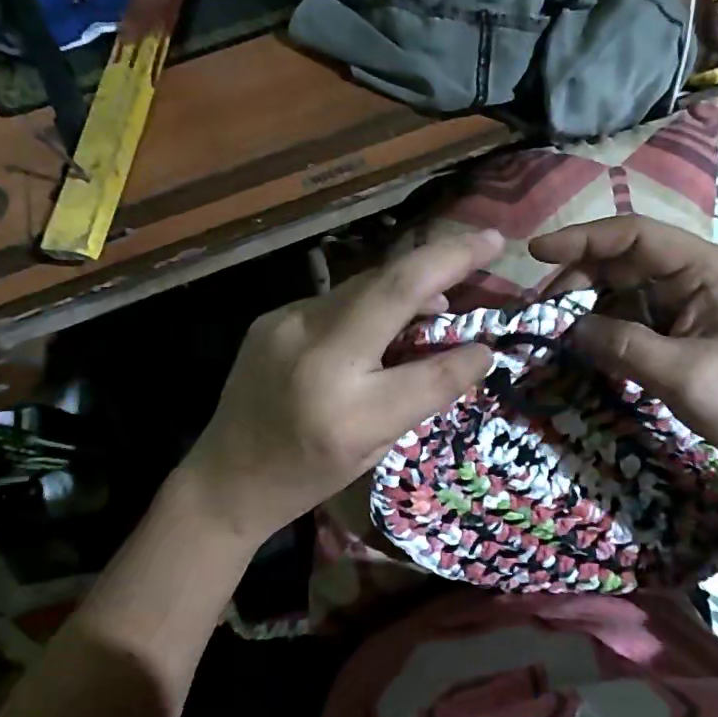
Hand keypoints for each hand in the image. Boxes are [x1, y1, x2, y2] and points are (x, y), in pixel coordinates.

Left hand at [177, 230, 504, 541]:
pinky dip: (373, 299)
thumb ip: (421, 395)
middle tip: (491, 239)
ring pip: (367, 284)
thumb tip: (473, 351)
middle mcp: (316, 358)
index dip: (468, 355)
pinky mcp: (273, 316)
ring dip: (411, 279)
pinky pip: (339, 298)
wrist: (224, 477)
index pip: (428, 373)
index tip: (493, 339)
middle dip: (448, 255)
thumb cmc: (306, 476)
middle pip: (394, 288)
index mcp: (348, 414)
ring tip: (445, 289)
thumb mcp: (373, 450)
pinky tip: (385, 315)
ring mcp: (288, 326)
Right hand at [529, 215, 717, 496]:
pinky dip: (603, 326)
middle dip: (579, 275)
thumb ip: (620, 344)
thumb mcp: (680, 373)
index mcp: (706, 268)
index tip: (537, 252)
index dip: (583, 239)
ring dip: (587, 304)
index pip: (635, 235)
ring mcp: (685, 302)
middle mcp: (694, 275)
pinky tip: (584, 345)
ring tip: (556, 327)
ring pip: (622, 288)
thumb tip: (569, 328)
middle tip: (540, 305)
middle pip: (624, 259)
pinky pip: (630, 316)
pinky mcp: (678, 328)